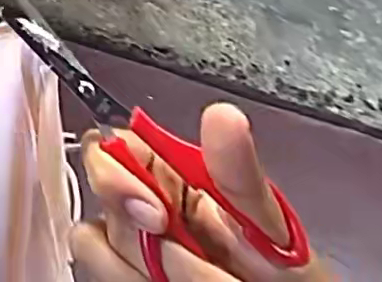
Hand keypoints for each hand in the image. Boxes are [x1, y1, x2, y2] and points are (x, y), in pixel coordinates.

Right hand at [71, 103, 333, 281]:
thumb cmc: (287, 278)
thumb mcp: (270, 226)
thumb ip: (238, 175)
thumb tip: (224, 116)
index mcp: (169, 175)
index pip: (110, 146)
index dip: (115, 173)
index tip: (155, 212)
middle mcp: (143, 206)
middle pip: (98, 199)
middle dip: (140, 237)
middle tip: (190, 262)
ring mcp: (135, 251)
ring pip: (93, 245)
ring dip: (141, 269)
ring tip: (201, 281)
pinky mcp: (129, 278)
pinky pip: (107, 278)